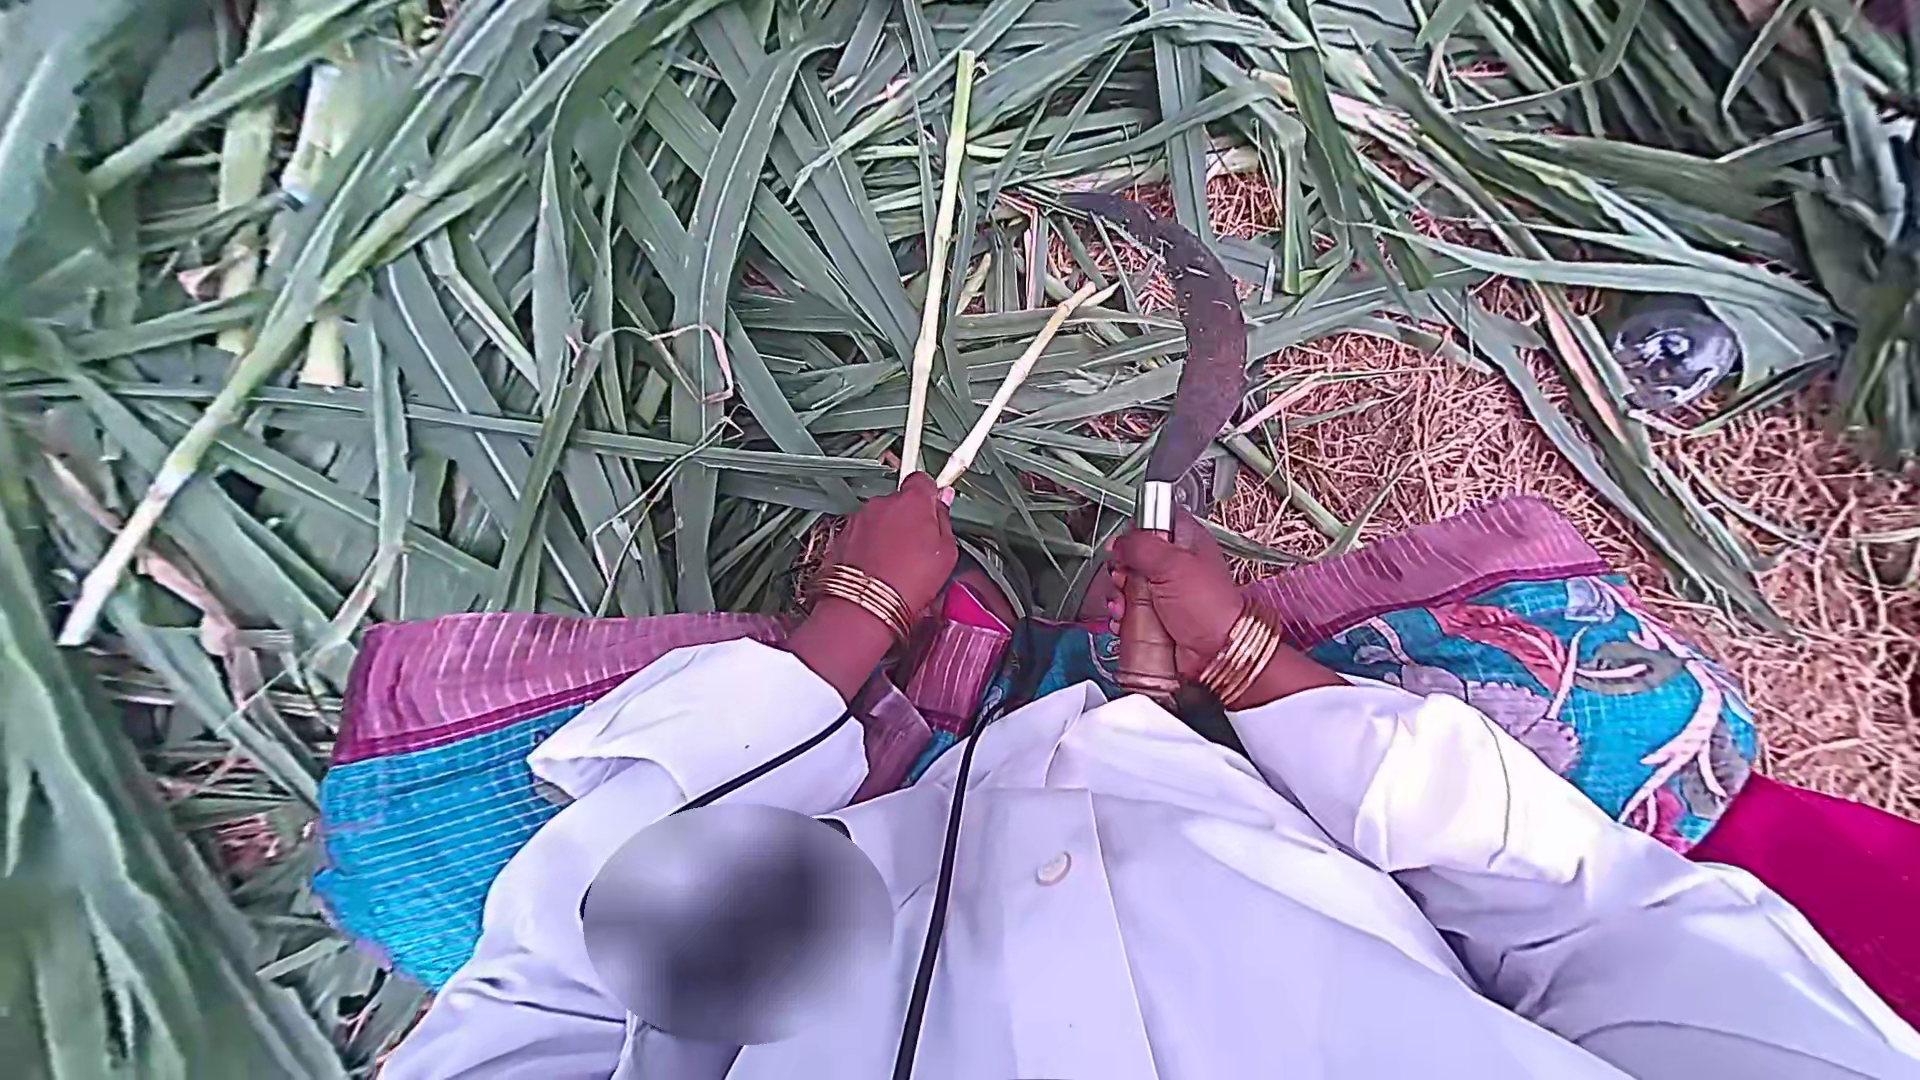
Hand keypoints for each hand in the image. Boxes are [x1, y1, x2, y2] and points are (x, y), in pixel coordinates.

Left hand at [824, 471, 957, 614]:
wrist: (866, 604)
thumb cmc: (907, 581)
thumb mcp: (946, 552)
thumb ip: (945, 519)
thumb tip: (943, 502)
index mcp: (912, 501)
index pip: (923, 480)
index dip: (930, 495)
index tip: (934, 508)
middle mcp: (883, 502)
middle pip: (900, 500)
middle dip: (908, 517)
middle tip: (918, 546)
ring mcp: (860, 517)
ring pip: (880, 517)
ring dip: (887, 532)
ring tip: (897, 562)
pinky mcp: (843, 534)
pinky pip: (862, 532)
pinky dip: (870, 544)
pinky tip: (879, 566)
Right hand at [1109, 508, 1342, 706]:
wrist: (1216, 651)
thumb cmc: (1208, 607)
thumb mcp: (1171, 564)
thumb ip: (1141, 546)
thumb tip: (1119, 542)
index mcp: (1186, 542)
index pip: (1154, 522)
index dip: (1135, 532)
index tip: (1125, 546)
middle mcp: (1173, 564)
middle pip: (1133, 555)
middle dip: (1121, 568)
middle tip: (1126, 578)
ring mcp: (1163, 590)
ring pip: (1126, 582)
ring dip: (1119, 593)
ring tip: (1125, 603)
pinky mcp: (1154, 613)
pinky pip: (1127, 607)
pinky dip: (1121, 613)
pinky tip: (1124, 617)